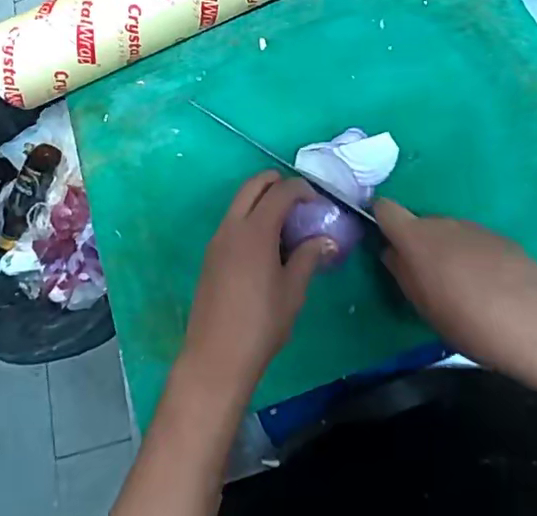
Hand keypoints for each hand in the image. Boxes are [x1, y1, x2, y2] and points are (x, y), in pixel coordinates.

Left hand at [180, 172, 333, 396]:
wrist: (216, 354)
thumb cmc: (261, 323)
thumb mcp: (293, 291)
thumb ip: (308, 258)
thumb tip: (326, 240)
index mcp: (255, 230)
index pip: (279, 192)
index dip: (300, 188)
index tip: (317, 199)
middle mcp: (232, 226)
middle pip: (252, 185)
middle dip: (276, 182)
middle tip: (299, 198)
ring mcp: (217, 239)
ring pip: (239, 202)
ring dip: (261, 199)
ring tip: (285, 221)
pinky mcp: (210, 254)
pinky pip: (231, 221)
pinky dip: (249, 216)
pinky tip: (266, 242)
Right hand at [374, 198, 536, 368]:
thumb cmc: (468, 320)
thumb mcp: (422, 306)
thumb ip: (402, 273)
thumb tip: (393, 253)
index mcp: (415, 236)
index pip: (385, 208)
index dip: (382, 222)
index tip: (388, 245)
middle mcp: (443, 222)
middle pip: (421, 224)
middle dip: (420, 245)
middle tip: (429, 280)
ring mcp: (475, 228)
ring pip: (450, 233)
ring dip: (449, 252)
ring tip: (464, 289)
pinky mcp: (504, 239)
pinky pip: (476, 243)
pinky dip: (476, 258)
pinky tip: (491, 289)